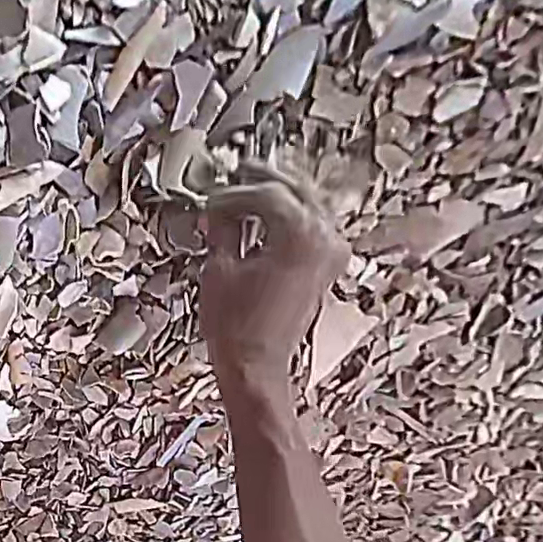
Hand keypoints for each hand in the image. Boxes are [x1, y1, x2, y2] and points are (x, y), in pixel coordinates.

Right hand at [200, 167, 348, 393]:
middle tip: (233, 175)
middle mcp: (325, 239)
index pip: (267, 193)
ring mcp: (330, 254)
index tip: (212, 195)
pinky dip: (287, 218)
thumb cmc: (237, 329)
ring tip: (245, 195)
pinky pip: (310, 227)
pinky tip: (264, 220)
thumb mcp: (219, 271)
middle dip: (260, 181)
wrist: (256, 366)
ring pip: (307, 204)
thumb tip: (219, 211)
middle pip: (296, 189)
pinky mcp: (325, 268)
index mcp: (300, 236)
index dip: (234, 191)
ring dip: (276, 197)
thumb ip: (223, 232)